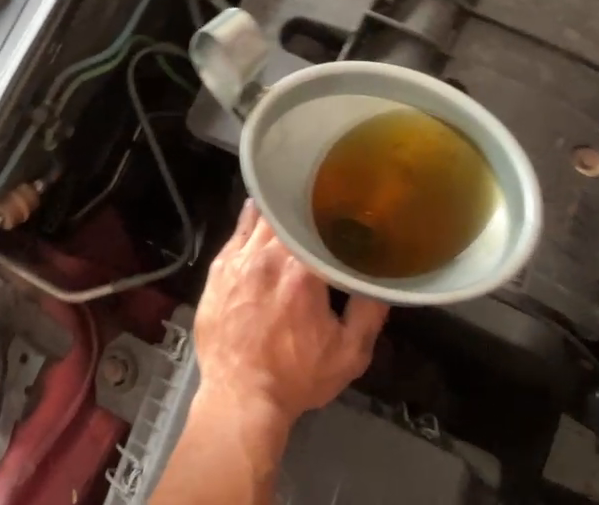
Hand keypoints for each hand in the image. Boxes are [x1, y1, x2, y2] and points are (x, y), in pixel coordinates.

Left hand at [194, 200, 388, 422]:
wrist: (240, 393)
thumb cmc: (296, 376)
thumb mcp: (348, 352)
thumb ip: (369, 312)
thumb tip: (381, 281)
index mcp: (303, 271)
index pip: (320, 227)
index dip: (332, 218)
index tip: (344, 214)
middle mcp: (267, 256)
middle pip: (287, 217)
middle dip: (303, 212)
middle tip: (318, 208)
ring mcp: (238, 259)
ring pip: (260, 219)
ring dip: (277, 212)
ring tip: (290, 205)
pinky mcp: (218, 268)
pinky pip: (236, 232)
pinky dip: (250, 221)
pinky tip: (259, 214)